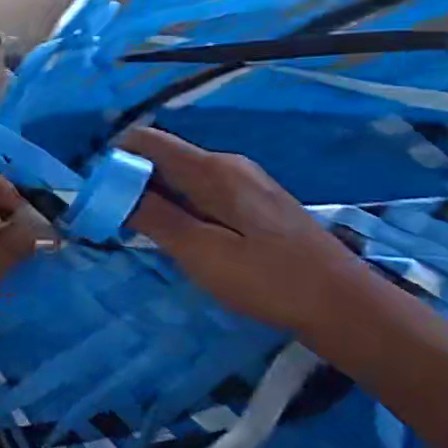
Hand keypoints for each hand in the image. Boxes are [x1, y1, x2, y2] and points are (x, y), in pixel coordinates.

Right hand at [121, 126, 381, 331]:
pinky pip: (201, 191)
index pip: (146, 140)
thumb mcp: (199, 251)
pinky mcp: (256, 202)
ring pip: (180, 176)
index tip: (99, 194)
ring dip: (154, 198)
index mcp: (212, 170)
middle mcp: (228, 165)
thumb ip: (153, 217)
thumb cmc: (267, 279)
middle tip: (116, 221)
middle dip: (131, 182)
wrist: (347, 307)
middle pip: (162, 157)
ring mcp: (246, 182)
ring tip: (145, 234)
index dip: (115, 160)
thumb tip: (111, 190)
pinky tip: (183, 238)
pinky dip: (179, 206)